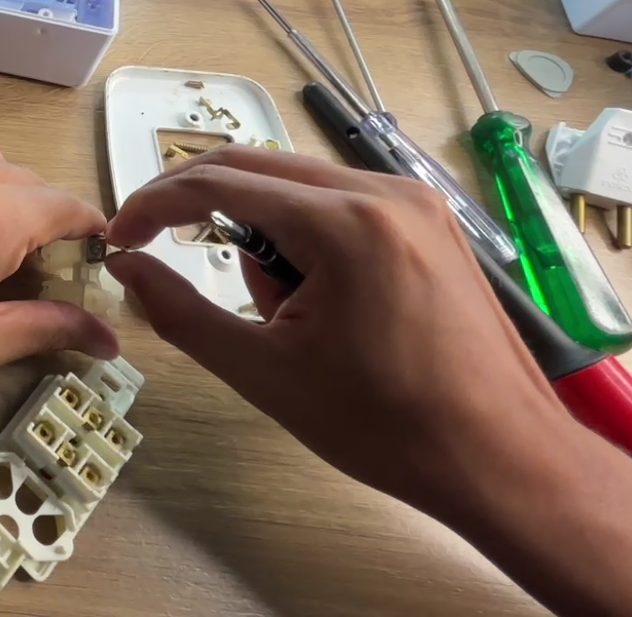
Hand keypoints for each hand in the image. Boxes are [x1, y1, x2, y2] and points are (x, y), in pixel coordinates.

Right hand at [104, 145, 587, 521]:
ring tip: (278, 306)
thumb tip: (124, 266)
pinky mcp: (425, 216)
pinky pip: (327, 197)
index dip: (152, 205)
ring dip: (249, 224)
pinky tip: (312, 291)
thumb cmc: (385, 426)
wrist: (512, 466)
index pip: (216, 184)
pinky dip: (293, 229)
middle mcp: (381, 190)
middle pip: (247, 165)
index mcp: (344, 223)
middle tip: (149, 241)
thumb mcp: (261, 372)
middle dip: (188, 201)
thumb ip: (177, 310)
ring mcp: (411, 198)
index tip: (118, 238)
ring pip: (285, 180)